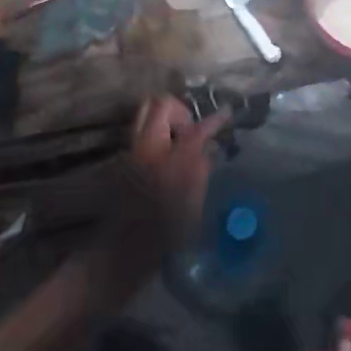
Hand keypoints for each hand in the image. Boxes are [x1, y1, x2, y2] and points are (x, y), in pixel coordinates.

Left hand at [125, 95, 228, 239]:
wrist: (126, 246)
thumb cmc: (166, 231)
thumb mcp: (194, 202)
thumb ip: (201, 168)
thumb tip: (208, 146)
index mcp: (171, 158)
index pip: (197, 128)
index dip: (214, 119)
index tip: (226, 112)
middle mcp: (148, 145)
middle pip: (160, 104)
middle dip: (179, 110)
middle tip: (190, 129)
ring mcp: (132, 148)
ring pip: (145, 112)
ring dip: (164, 118)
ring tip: (177, 140)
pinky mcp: (124, 157)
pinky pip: (139, 129)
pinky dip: (154, 131)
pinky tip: (165, 154)